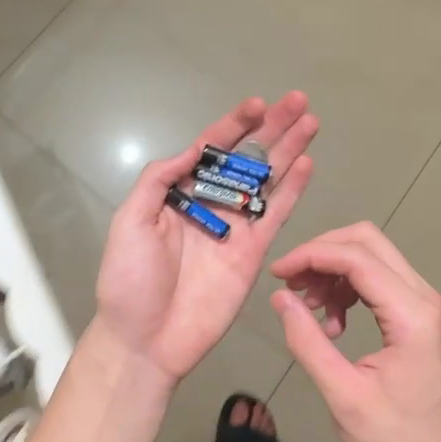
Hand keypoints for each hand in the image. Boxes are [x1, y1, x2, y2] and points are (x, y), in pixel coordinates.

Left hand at [91, 93, 319, 385]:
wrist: (145, 341)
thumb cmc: (129, 280)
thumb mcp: (130, 221)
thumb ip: (159, 180)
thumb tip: (193, 150)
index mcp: (180, 192)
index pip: (212, 148)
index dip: (234, 125)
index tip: (257, 103)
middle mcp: (211, 203)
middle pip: (247, 158)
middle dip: (272, 128)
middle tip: (298, 101)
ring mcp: (236, 227)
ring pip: (268, 180)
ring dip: (289, 150)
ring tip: (310, 121)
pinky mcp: (254, 253)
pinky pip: (276, 215)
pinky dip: (293, 190)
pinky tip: (307, 163)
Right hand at [269, 223, 440, 441]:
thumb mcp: (343, 397)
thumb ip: (309, 342)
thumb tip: (279, 297)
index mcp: (411, 315)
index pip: (357, 257)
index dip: (311, 255)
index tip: (276, 274)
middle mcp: (423, 298)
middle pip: (368, 240)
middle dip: (322, 252)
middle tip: (290, 283)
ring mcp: (423, 304)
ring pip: (372, 255)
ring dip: (333, 270)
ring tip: (309, 309)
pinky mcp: (417, 314)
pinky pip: (377, 278)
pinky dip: (347, 286)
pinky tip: (332, 324)